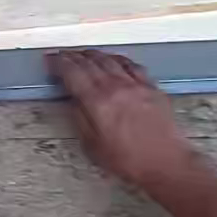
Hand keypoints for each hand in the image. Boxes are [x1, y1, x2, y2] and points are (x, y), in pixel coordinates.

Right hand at [47, 49, 209, 192]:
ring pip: (109, 60)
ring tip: (83, 54)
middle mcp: (115, 86)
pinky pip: (131, 64)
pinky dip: (117, 58)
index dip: (58, 63)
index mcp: (97, 101)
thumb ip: (80, 118)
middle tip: (62, 55)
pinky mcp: (150, 87)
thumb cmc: (128, 160)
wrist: (166, 162)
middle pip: (89, 62)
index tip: (50, 59)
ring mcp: (135, 84)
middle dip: (72, 56)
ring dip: (92, 54)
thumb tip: (73, 99)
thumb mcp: (92, 145)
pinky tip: (113, 59)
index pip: (72, 72)